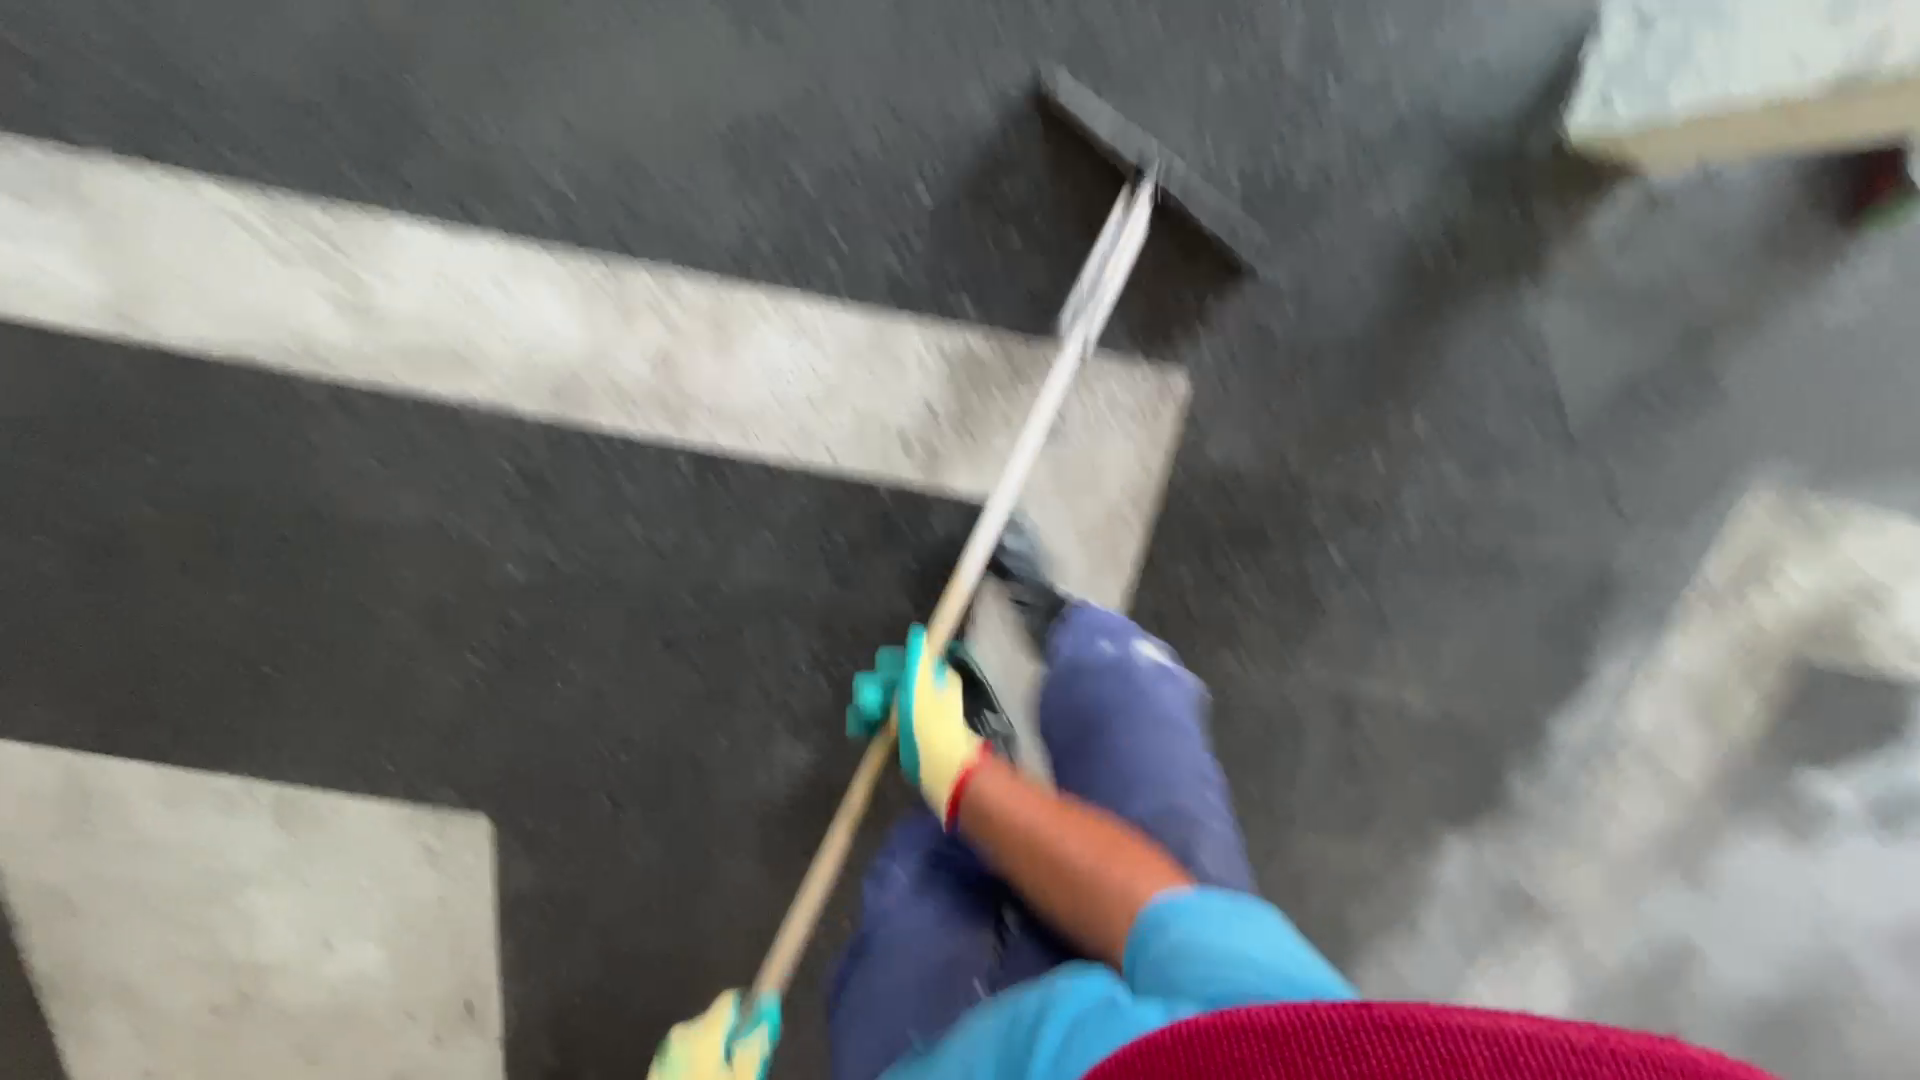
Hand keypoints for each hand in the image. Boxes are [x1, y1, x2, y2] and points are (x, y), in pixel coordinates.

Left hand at [647, 991, 780, 1079]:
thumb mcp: (744, 1078)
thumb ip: (756, 1045)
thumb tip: (767, 1016)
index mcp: (703, 1032)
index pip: (731, 999)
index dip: (749, 1010)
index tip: (758, 1029)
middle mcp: (681, 1034)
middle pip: (716, 1021)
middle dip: (731, 1037)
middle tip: (740, 1066)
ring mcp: (664, 1053)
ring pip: (700, 1039)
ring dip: (713, 1053)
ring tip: (720, 1079)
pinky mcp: (655, 1070)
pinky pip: (684, 1055)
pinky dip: (695, 1065)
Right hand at [848, 624, 989, 827]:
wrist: (943, 768)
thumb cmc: (931, 723)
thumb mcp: (921, 685)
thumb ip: (918, 658)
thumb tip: (918, 630)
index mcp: (935, 678)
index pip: (906, 663)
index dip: (889, 668)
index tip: (880, 676)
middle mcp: (927, 695)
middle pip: (893, 683)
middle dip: (876, 690)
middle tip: (867, 702)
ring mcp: (917, 717)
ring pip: (885, 704)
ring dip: (869, 708)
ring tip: (860, 718)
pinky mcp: (906, 738)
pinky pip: (884, 725)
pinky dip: (870, 725)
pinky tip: (859, 729)